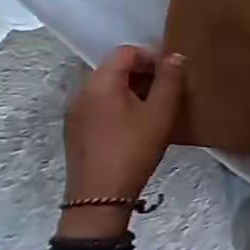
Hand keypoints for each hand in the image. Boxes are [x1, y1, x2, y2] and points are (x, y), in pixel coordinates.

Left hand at [60, 46, 185, 233]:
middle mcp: (82, 90)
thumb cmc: (133, 150)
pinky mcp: (74, 130)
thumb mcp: (160, 114)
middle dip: (142, 73)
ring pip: (105, 87)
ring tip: (152, 109)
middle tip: (165, 91)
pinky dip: (116, 105)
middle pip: (114, 68)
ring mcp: (74, 111)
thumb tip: (175, 56)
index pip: (126, 51)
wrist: (98, 199)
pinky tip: (132, 126)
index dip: (151, 56)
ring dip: (130, 90)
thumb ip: (170, 80)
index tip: (171, 74)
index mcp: (101, 82)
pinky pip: (98, 105)